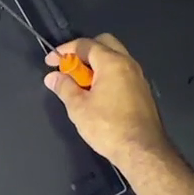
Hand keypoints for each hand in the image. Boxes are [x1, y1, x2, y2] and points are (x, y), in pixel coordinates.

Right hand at [44, 34, 176, 172]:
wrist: (141, 149)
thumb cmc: (107, 127)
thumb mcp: (78, 108)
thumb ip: (64, 87)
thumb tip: (52, 77)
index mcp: (112, 63)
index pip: (86, 45)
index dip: (65, 51)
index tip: (51, 61)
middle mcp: (128, 63)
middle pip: (104, 44)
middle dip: (83, 52)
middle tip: (69, 69)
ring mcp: (138, 77)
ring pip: (115, 58)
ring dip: (96, 65)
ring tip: (81, 84)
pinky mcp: (142, 91)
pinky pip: (122, 72)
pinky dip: (107, 75)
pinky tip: (97, 95)